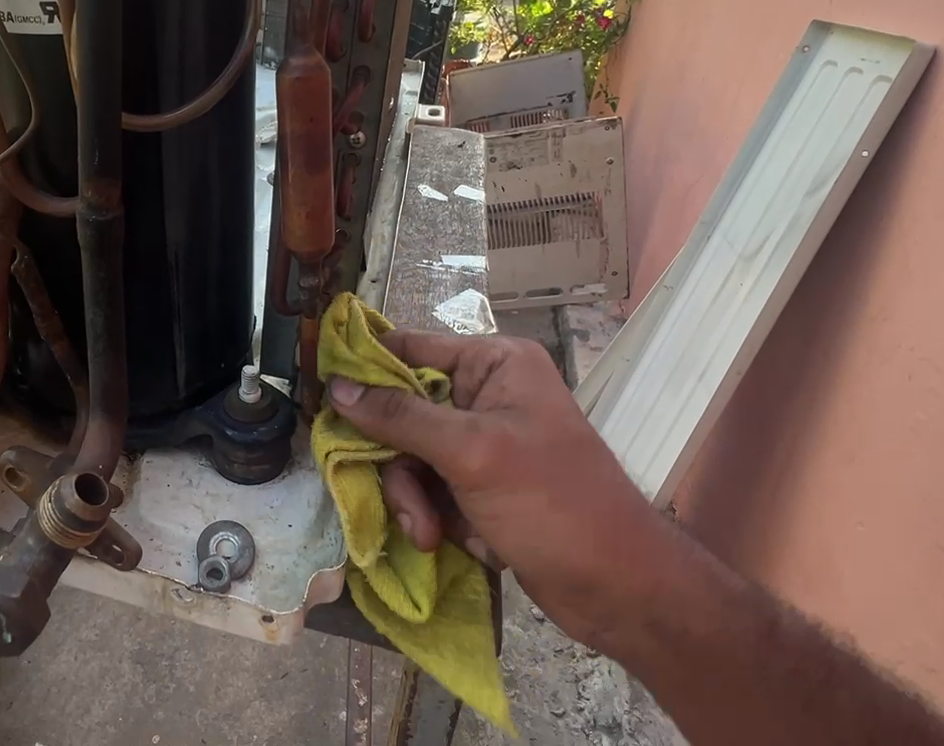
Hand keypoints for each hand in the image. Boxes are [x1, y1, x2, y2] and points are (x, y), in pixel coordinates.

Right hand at [327, 331, 693, 651]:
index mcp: (495, 364)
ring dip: (412, 496)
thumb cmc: (554, 504)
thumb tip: (337, 386)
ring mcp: (482, 442)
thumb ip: (399, 416)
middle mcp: (486, 394)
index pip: (411, 349)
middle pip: (402, 409)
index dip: (365, 369)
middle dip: (397, 459)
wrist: (622, 593)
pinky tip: (449, 541)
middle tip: (396, 493)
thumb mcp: (471, 452)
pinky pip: (429, 486)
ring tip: (429, 532)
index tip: (321, 389)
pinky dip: (431, 514)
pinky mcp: (480, 484)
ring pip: (409, 455)